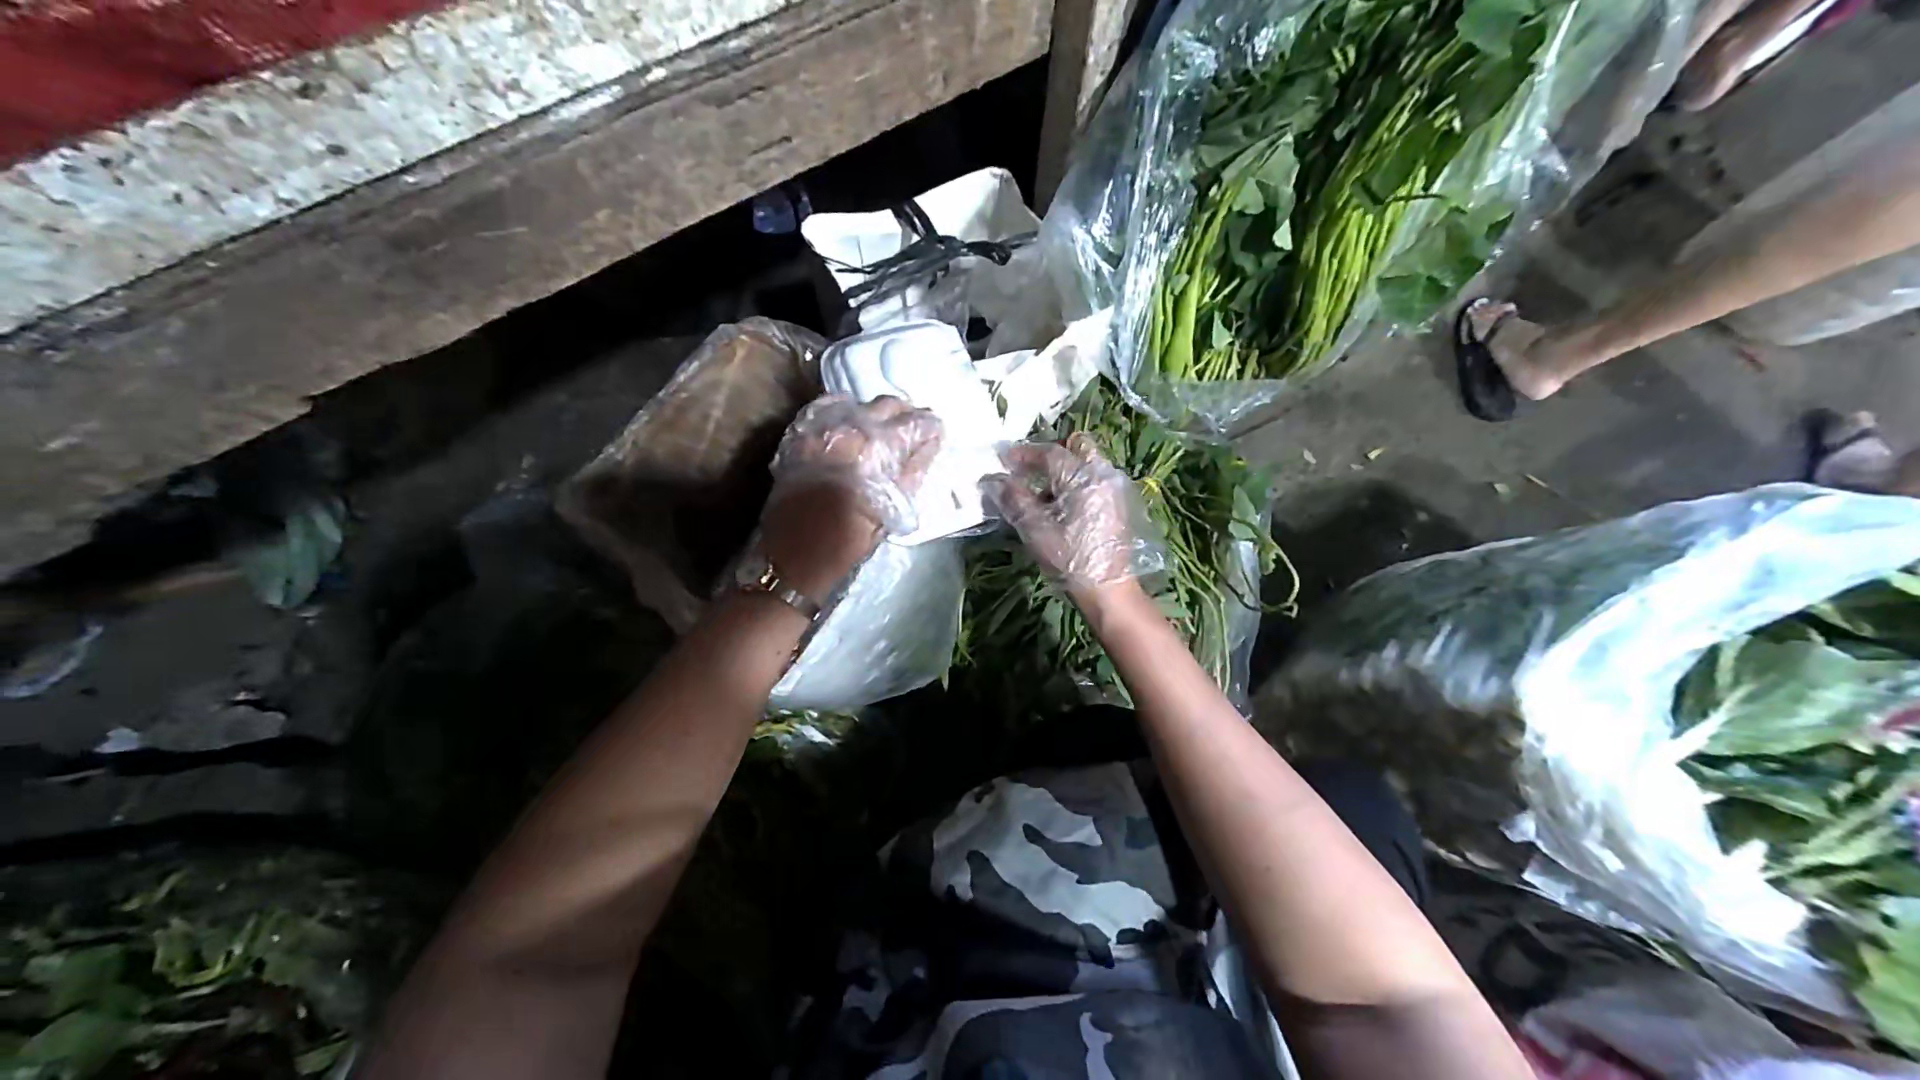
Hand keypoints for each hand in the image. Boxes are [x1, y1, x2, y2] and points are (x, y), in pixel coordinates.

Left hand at [761, 395, 941, 599]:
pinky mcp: (800, 432)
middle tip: (910, 433)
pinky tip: (850, 426)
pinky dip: (844, 411)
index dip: (930, 428)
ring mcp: (821, 427)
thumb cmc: (846, 542)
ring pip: (859, 402)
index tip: (934, 435)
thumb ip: (912, 472)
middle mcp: (850, 428)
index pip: (916, 423)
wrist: (791, 556)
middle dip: (905, 416)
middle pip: (888, 405)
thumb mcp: (891, 511)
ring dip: (875, 414)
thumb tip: (928, 444)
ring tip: (880, 431)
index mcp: (877, 450)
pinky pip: (827, 406)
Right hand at [980, 434, 1161, 595]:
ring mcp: (1114, 490)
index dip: (1024, 453)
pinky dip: (1075, 484)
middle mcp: (1103, 475)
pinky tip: (1058, 507)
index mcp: (1083, 477)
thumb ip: (1013, 499)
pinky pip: (1094, 480)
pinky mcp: (1117, 506)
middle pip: (1077, 447)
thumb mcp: (1035, 529)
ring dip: (1063, 470)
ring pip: (1087, 463)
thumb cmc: (1070, 559)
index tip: (1004, 460)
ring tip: (1039, 493)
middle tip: (1028, 468)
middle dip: (1051, 452)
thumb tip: (991, 479)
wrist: (1108, 591)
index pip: (1050, 453)